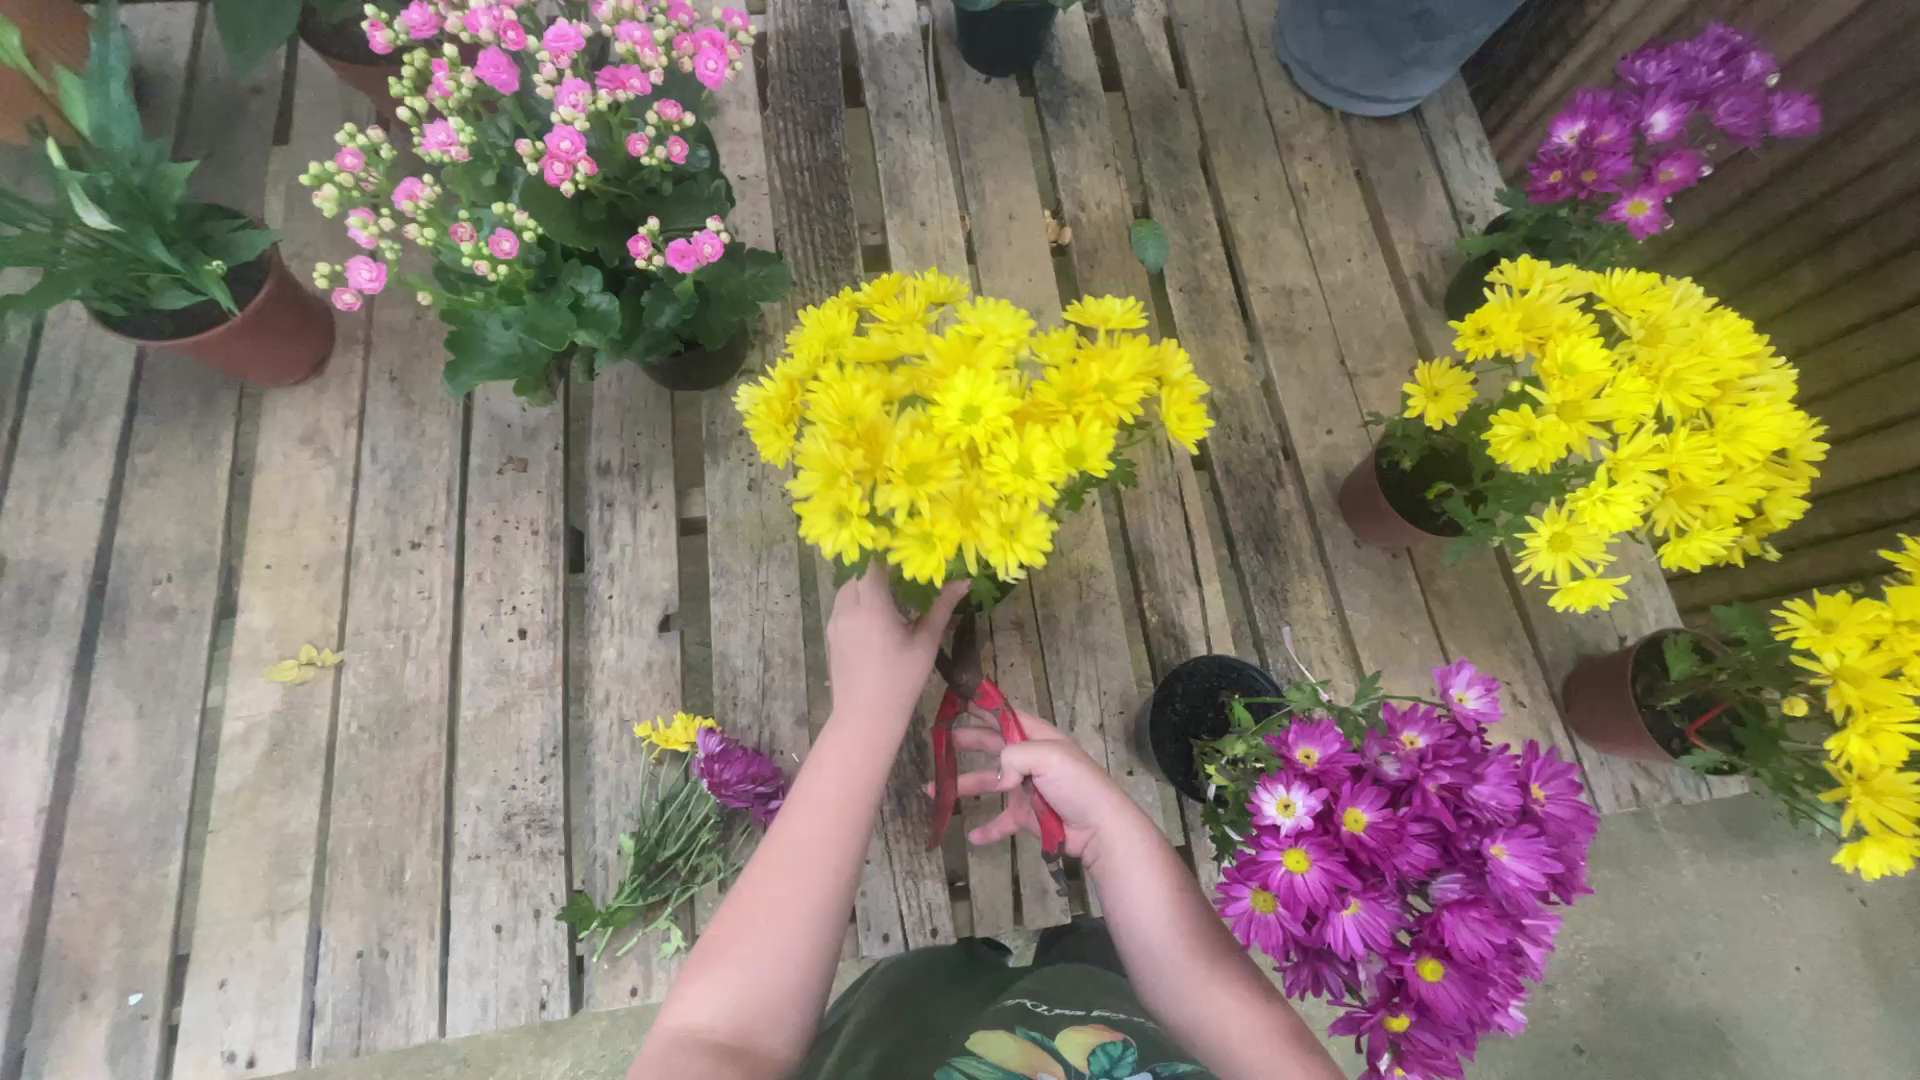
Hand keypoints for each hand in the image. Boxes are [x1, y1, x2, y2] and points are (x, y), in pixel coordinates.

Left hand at [826, 564, 966, 725]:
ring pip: (847, 589)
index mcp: (872, 606)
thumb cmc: (901, 679)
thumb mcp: (926, 642)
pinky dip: (857, 601)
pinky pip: (842, 606)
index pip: (874, 565)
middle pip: (859, 575)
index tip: (906, 554)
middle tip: (902, 575)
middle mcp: (848, 609)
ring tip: (890, 595)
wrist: (866, 716)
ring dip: (865, 586)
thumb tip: (963, 582)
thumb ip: (942, 607)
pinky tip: (876, 616)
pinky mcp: (831, 635)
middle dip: (878, 570)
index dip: (889, 556)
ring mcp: (835, 622)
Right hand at [941, 710, 1151, 866]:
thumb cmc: (1077, 784)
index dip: (983, 708)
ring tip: (933, 791)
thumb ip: (1014, 756)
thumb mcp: (1048, 756)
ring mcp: (1026, 788)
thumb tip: (998, 776)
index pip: (1005, 716)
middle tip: (937, 740)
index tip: (957, 702)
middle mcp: (1029, 759)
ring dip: (963, 786)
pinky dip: (987, 828)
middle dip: (965, 742)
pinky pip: (1002, 821)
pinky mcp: (1027, 816)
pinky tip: (972, 835)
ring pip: (989, 783)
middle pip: (992, 746)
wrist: (1099, 827)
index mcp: (1036, 737)